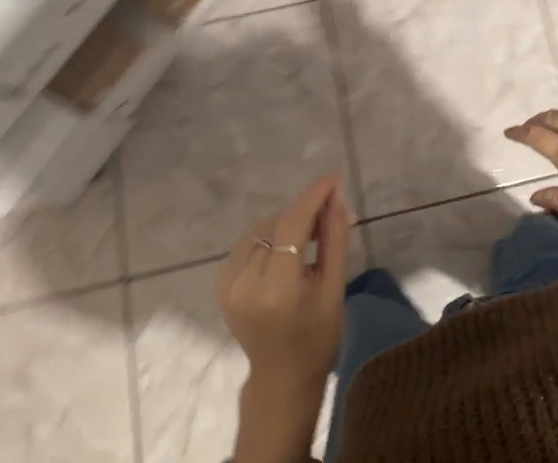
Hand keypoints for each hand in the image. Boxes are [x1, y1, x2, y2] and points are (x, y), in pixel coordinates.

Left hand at [216, 174, 351, 385]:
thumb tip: (336, 196)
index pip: (292, 225)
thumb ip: (334, 239)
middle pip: (276, 225)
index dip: (313, 197)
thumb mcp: (334, 289)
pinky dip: (269, 239)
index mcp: (277, 288)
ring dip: (287, 225)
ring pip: (261, 230)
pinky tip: (287, 250)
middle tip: (332, 214)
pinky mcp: (221, 284)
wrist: (282, 378)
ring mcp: (227, 283)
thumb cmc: (317, 337)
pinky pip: (249, 244)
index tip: (333, 179)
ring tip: (311, 236)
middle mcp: (245, 282)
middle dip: (305, 213)